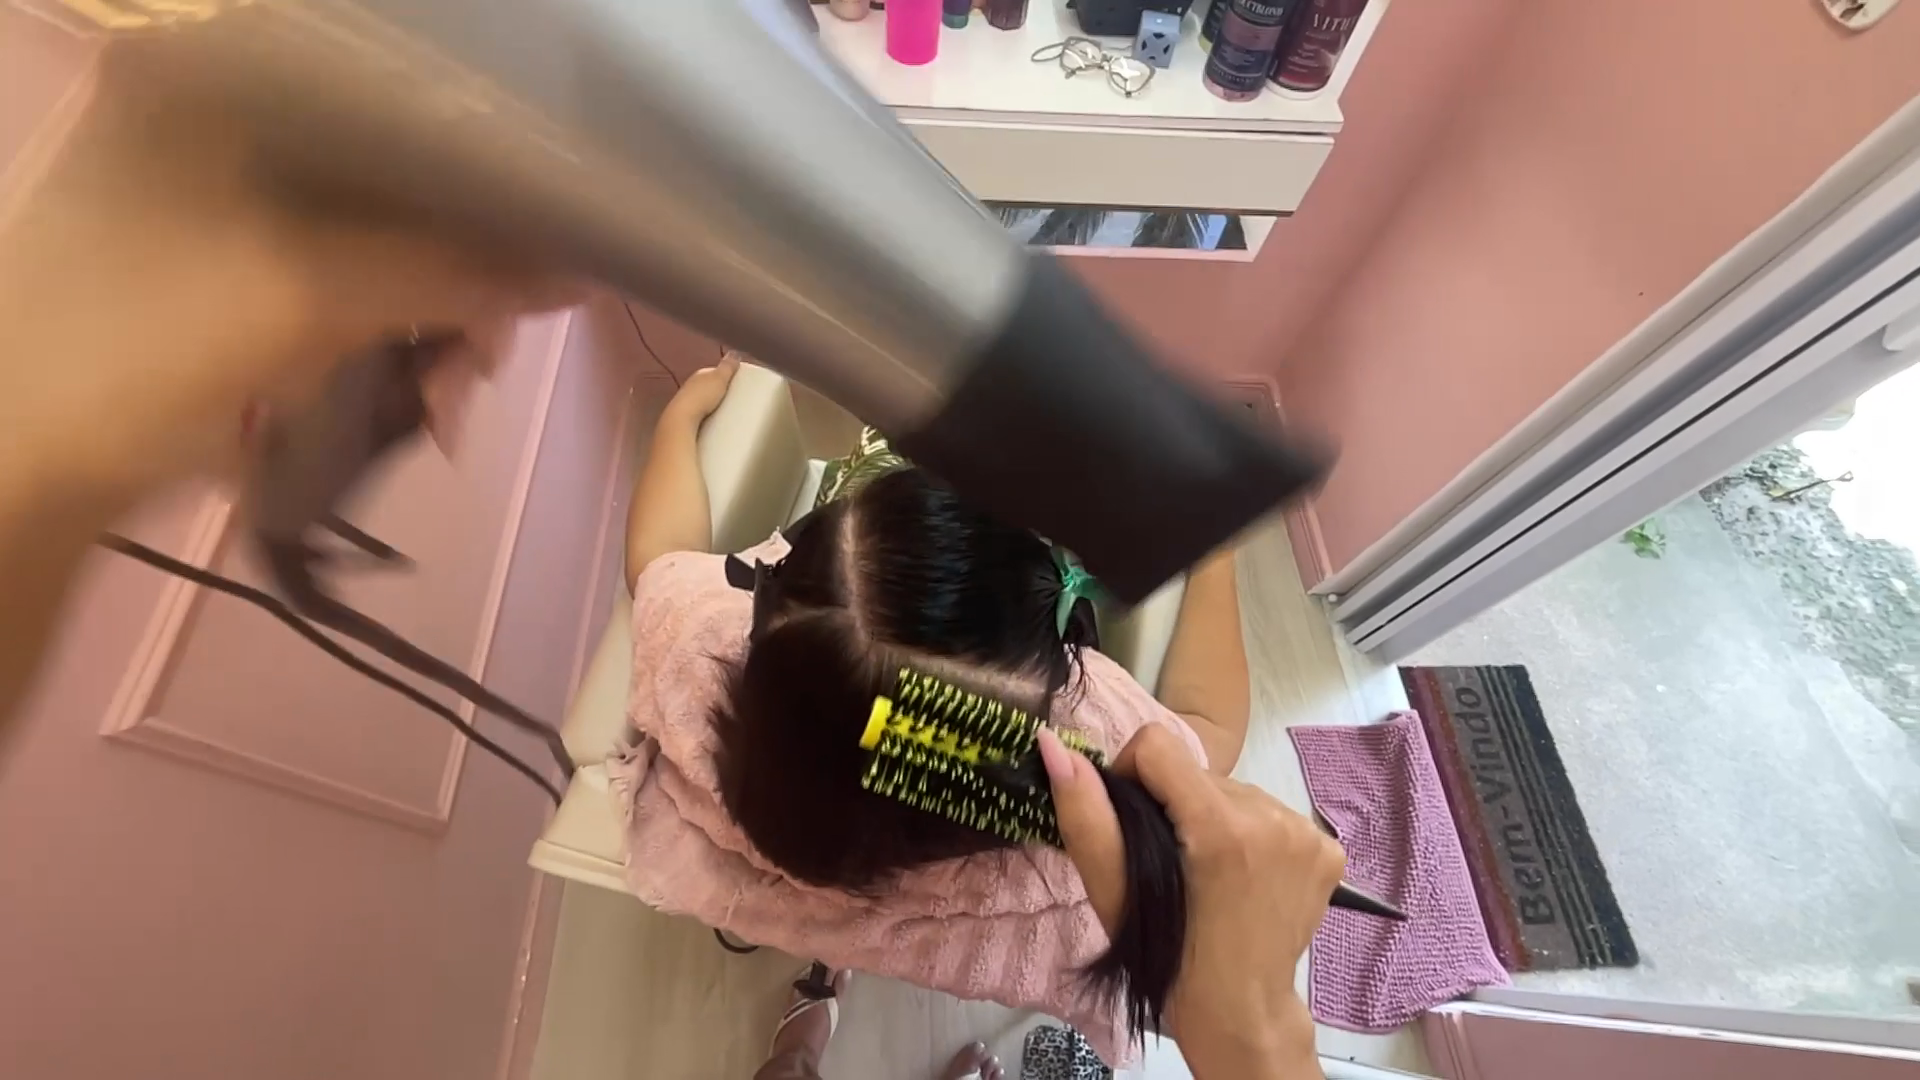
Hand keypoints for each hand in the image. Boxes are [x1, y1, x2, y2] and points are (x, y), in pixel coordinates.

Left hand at [0, 54, 578, 500]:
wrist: (28, 451)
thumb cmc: (146, 341)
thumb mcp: (318, 295)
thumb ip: (459, 276)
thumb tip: (582, 276)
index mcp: (227, 90)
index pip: (406, 113)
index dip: (489, 182)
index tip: (543, 249)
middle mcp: (247, 133)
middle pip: (418, 197)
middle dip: (467, 289)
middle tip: (484, 363)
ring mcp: (259, 208)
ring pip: (409, 256)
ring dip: (448, 336)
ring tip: (448, 406)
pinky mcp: (273, 272)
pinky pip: (384, 297)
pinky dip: (415, 352)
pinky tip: (430, 406)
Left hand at [662, 355, 740, 427]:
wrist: (683, 417)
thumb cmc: (701, 396)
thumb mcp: (719, 378)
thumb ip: (727, 366)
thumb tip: (734, 352)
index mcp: (700, 373)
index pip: (715, 372)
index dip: (727, 377)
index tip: (737, 384)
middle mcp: (692, 384)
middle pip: (710, 385)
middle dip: (720, 390)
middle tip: (734, 398)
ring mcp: (687, 398)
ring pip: (704, 397)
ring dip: (713, 402)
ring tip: (726, 410)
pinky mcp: (687, 413)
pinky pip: (701, 410)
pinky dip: (708, 412)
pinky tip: (714, 418)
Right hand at [1038, 724, 1344, 1079]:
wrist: (1242, 1016)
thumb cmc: (1168, 958)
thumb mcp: (1112, 893)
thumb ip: (1083, 814)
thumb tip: (1053, 745)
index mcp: (1221, 828)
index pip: (1156, 744)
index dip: (1131, 776)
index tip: (1133, 823)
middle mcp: (1273, 818)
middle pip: (1194, 771)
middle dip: (1173, 804)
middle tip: (1170, 859)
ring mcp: (1306, 833)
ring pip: (1228, 788)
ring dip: (1208, 816)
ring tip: (1205, 869)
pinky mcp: (1326, 846)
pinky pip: (1265, 809)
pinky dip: (1245, 830)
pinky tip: (1240, 872)